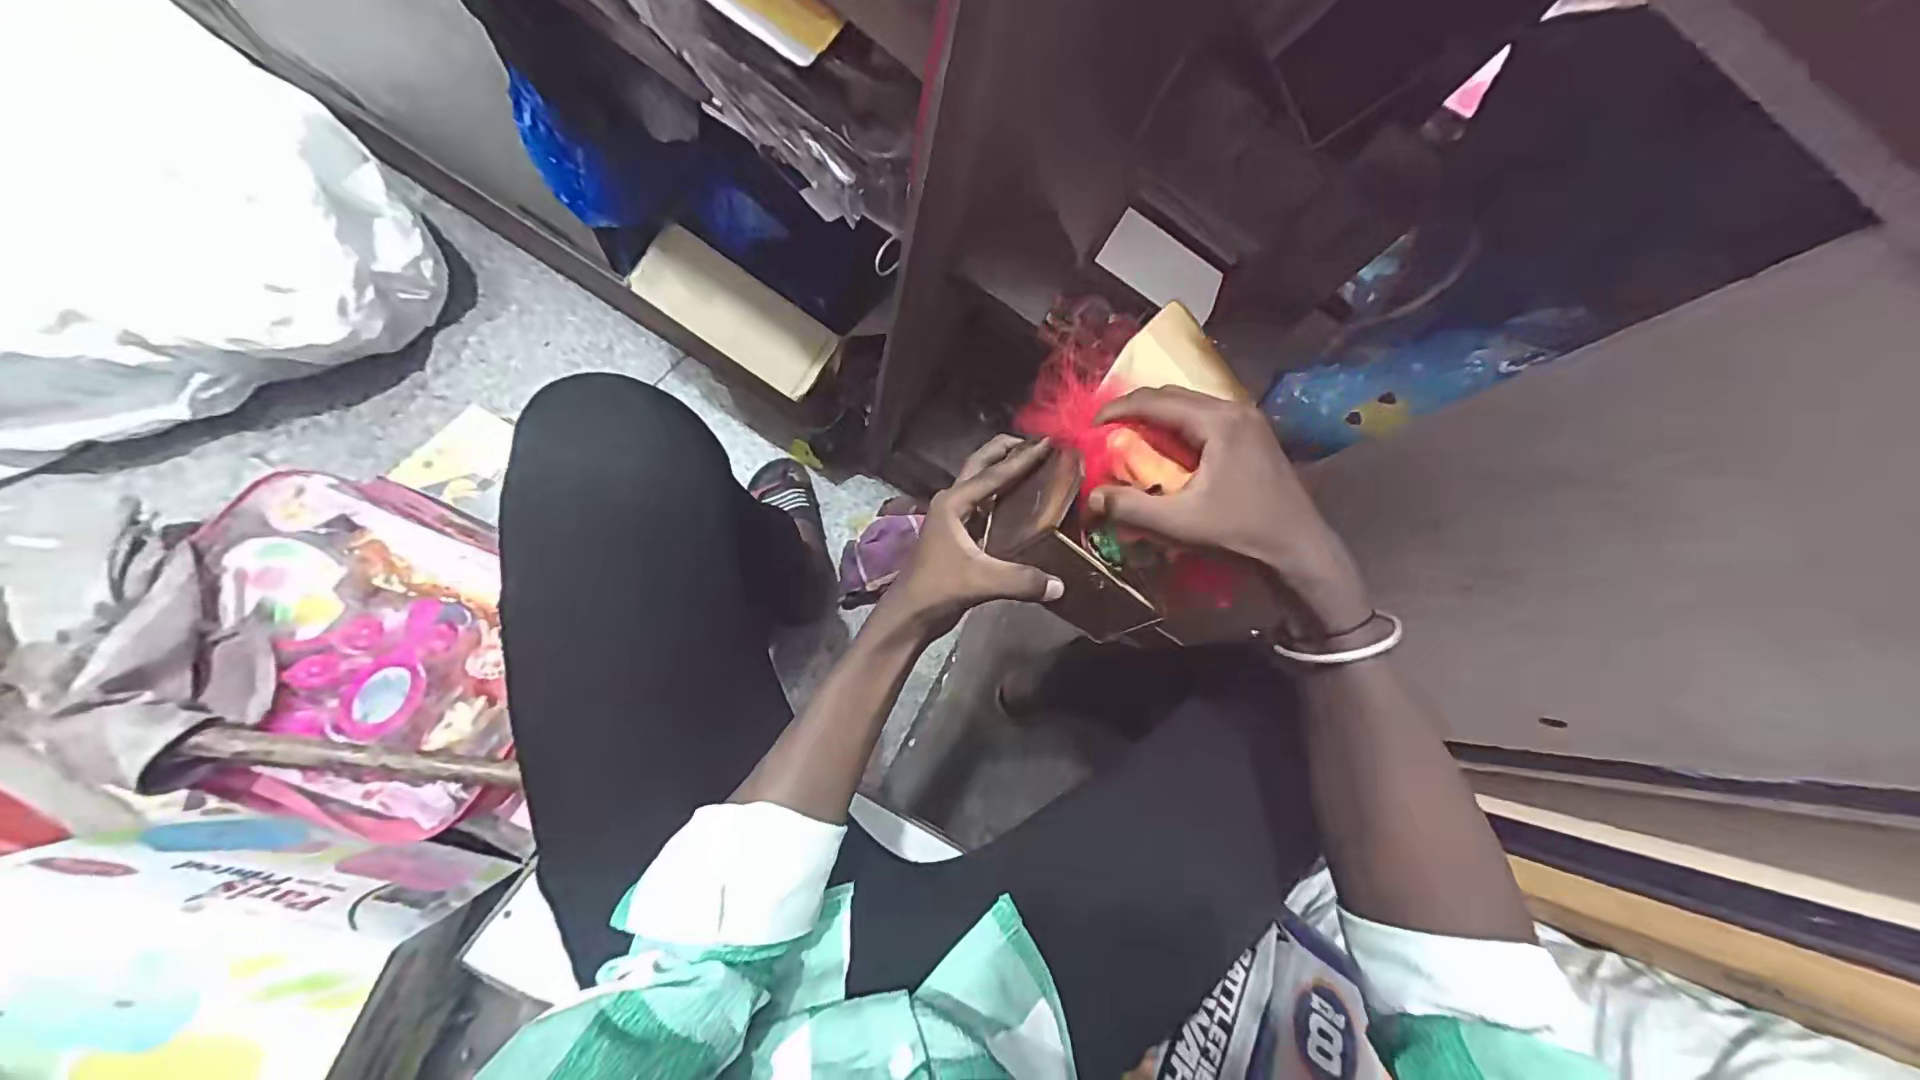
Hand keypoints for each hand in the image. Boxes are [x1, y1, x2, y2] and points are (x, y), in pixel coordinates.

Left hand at [876, 436, 1065, 638]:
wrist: (909, 615)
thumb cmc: (937, 590)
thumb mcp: (980, 582)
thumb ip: (1020, 580)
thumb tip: (1060, 585)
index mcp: (953, 503)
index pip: (993, 474)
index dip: (1023, 458)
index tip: (1050, 442)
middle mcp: (952, 503)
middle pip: (980, 465)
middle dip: (1006, 450)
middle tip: (1039, 442)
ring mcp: (954, 519)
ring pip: (981, 484)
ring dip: (1004, 470)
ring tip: (1035, 463)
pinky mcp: (959, 536)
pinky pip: (985, 506)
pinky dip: (1003, 497)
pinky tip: (1024, 501)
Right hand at [1085, 387, 1371, 630]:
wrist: (1297, 549)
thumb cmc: (1239, 532)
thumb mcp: (1178, 524)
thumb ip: (1130, 507)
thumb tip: (1091, 497)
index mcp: (1219, 422)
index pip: (1156, 401)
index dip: (1118, 410)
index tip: (1091, 426)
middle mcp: (1235, 410)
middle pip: (1173, 396)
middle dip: (1135, 409)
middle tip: (1106, 430)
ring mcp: (1247, 421)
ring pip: (1189, 406)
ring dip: (1156, 418)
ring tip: (1129, 437)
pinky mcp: (1252, 435)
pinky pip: (1203, 420)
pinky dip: (1176, 428)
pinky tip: (1164, 449)